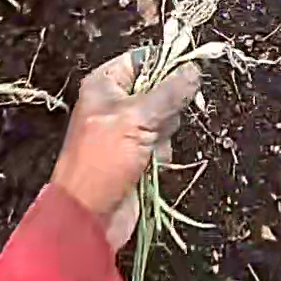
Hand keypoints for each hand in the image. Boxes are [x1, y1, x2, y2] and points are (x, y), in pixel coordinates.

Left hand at [50, 50, 200, 249]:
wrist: (86, 222)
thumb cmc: (103, 162)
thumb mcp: (137, 119)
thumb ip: (170, 92)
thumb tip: (195, 68)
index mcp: (106, 84)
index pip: (144, 58)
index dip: (166, 63)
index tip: (188, 73)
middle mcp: (116, 101)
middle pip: (160, 86)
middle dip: (167, 106)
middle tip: (159, 121)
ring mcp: (126, 127)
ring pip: (165, 114)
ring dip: (164, 131)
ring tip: (150, 147)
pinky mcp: (136, 151)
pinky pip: (162, 138)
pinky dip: (161, 150)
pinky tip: (151, 163)